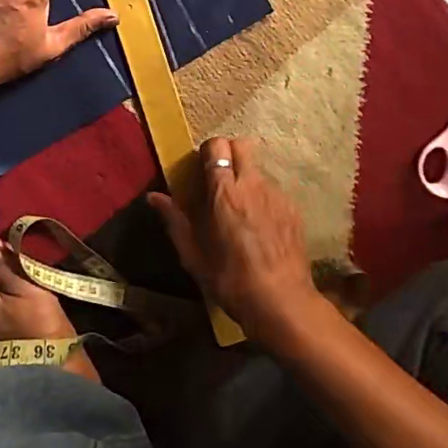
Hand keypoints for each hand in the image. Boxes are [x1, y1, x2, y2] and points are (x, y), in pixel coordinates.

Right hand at [148, 136, 320, 341]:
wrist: (281, 302)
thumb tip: (154, 197)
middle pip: (242, 144)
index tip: (200, 171)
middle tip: (218, 179)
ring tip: (239, 209)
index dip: (206, 153)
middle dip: (229, 152)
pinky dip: (262, 198)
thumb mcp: (193, 255)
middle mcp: (252, 185)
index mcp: (223, 192)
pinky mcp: (293, 209)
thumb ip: (174, 220)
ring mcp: (277, 195)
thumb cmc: (230, 280)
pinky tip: (259, 227)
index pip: (216, 146)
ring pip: (258, 169)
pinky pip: (273, 191)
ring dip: (246, 177)